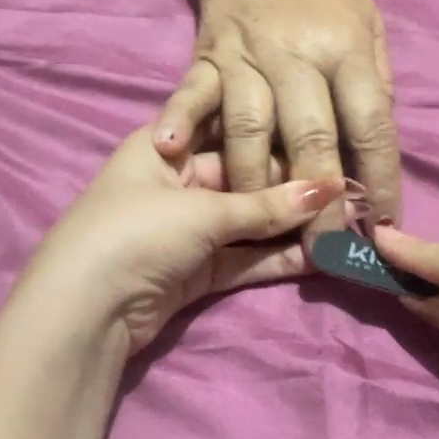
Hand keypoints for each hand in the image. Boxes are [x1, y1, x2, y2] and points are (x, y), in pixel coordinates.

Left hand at [20, 127, 345, 353]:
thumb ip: (268, 205)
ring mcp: (187, 229)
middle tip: (350, 191)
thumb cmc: (137, 231)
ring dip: (291, 228)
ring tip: (344, 226)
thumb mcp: (203, 211)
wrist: (87, 309)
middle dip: (294, 189)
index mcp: (166, 145)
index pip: (232, 130)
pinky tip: (319, 256)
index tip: (330, 141)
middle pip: (246, 179)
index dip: (280, 137)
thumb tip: (332, 189)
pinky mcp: (196, 271)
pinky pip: (244, 258)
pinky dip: (276, 259)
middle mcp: (177, 181)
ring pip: (249, 223)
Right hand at [154, 0, 399, 232]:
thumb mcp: (368, 24)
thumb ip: (375, 84)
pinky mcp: (206, 56)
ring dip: (255, 183)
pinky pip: (191, 92)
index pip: (370, 124)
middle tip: (326, 253)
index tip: (382, 226)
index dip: (379, 179)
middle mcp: (296, 55)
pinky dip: (180, 119)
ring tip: (261, 230)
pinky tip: (171, 150)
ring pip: (249, 127)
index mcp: (345, 47)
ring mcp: (246, 56)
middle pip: (310, 137)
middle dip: (318, 202)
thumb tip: (378, 153)